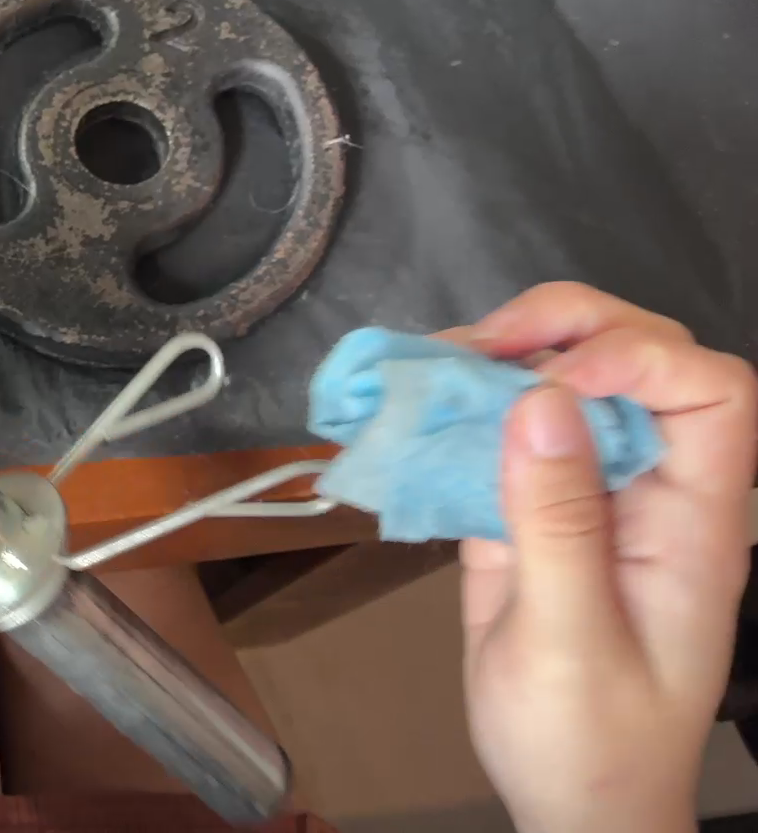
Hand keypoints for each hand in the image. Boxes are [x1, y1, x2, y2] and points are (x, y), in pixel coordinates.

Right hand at [455, 283, 755, 832]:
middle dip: (558, 328)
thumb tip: (541, 403)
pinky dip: (450, 407)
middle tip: (466, 347)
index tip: (538, 376)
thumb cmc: (584, 730)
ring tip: (421, 369)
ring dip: (493, 358)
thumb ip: (559, 519)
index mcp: (694, 521)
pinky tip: (404, 410)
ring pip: (560, 385)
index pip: (708, 395)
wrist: (564, 785)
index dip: (634, 357)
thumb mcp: (571, 634)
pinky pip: (496, 431)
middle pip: (639, 363)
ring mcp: (579, 493)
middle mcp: (644, 489)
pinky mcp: (519, 504)